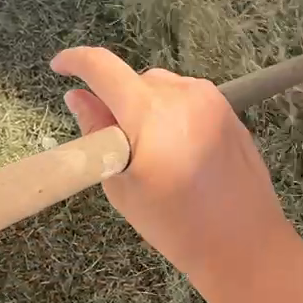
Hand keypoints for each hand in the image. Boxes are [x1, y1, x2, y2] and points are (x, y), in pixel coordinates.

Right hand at [50, 47, 296, 279]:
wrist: (243, 242)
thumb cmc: (175, 224)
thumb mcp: (122, 185)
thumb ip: (98, 133)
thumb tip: (78, 98)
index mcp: (151, 111)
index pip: (103, 67)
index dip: (75, 61)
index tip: (59, 68)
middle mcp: (185, 95)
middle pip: (136, 80)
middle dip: (119, 101)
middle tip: (116, 144)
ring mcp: (213, 101)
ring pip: (165, 88)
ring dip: (148, 107)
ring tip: (153, 155)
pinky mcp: (231, 113)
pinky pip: (190, 100)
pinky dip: (174, 115)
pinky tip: (179, 155)